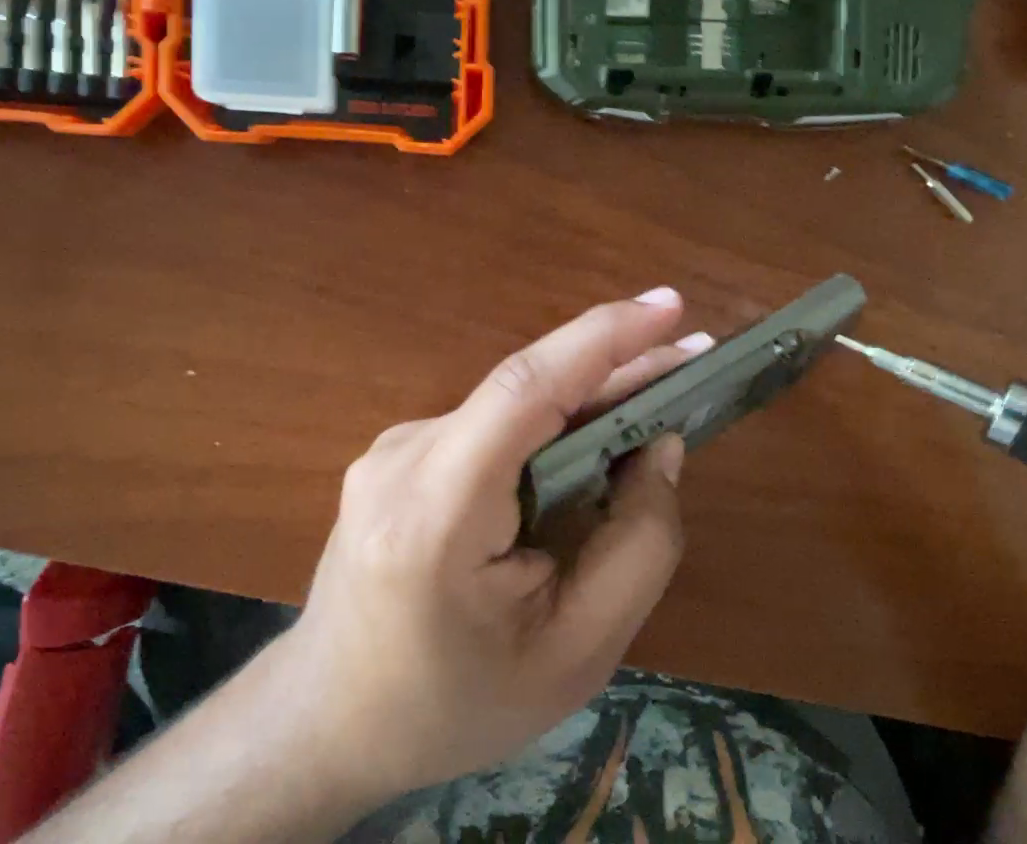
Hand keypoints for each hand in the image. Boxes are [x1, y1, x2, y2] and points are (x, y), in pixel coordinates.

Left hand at [276, 287, 709, 800]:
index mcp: (436, 514)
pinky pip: (489, 427)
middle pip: (524, 391)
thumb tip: (659, 450)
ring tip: (659, 400)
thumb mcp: (574, 655)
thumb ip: (635, 550)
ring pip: (509, 406)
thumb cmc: (455, 705)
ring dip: (585, 400)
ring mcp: (391, 453)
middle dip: (616, 369)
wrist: (330, 720)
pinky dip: (547, 427)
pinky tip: (592, 444)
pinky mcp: (396, 458)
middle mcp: (402, 460)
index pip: (524, 392)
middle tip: (696, 358)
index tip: (670, 305)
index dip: (602, 339)